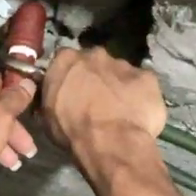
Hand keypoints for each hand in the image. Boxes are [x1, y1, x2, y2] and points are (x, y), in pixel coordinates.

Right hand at [40, 47, 166, 163]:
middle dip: (94, 76)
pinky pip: (142, 83)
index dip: (69, 75)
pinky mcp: (148, 77)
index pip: (65, 60)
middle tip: (95, 99)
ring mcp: (124, 64)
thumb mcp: (47, 114)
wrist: (110, 141)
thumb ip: (52, 95)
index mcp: (66, 59)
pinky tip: (136, 111)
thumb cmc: (72, 130)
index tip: (70, 89)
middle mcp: (95, 54)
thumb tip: (55, 94)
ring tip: (118, 109)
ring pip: (119, 71)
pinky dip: (139, 94)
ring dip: (117, 85)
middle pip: (94, 61)